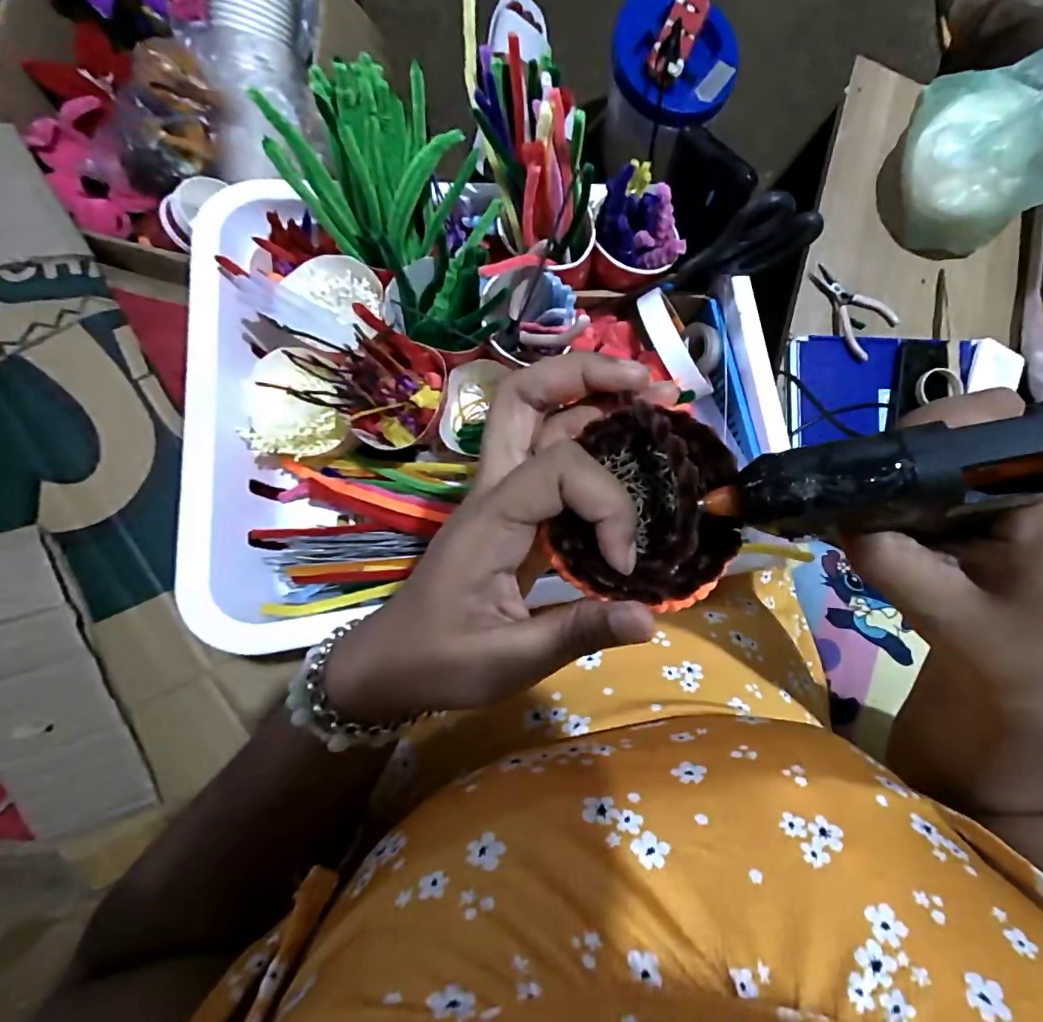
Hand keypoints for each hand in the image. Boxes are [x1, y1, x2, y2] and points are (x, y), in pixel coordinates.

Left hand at [324, 358, 666, 721]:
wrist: (390, 667)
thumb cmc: (441, 662)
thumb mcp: (510, 659)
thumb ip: (579, 631)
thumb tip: (650, 620)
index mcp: (491, 517)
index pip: (562, 469)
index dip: (609, 507)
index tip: (624, 564)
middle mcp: (496, 490)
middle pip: (525, 396)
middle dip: (586, 375)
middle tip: (647, 383)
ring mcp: (505, 495)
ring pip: (541, 416)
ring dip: (594, 396)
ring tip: (652, 399)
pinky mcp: (518, 511)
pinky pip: (556, 457)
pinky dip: (594, 439)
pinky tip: (630, 447)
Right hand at [838, 390, 1042, 685]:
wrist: (1001, 669)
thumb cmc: (988, 646)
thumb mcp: (939, 611)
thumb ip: (897, 566)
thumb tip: (847, 519)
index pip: (1008, 422)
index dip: (950, 426)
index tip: (902, 461)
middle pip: (985, 417)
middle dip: (928, 440)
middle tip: (888, 480)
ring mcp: (1029, 479)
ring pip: (967, 431)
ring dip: (922, 454)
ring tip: (895, 493)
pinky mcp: (1005, 487)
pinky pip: (959, 454)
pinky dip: (925, 468)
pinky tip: (909, 500)